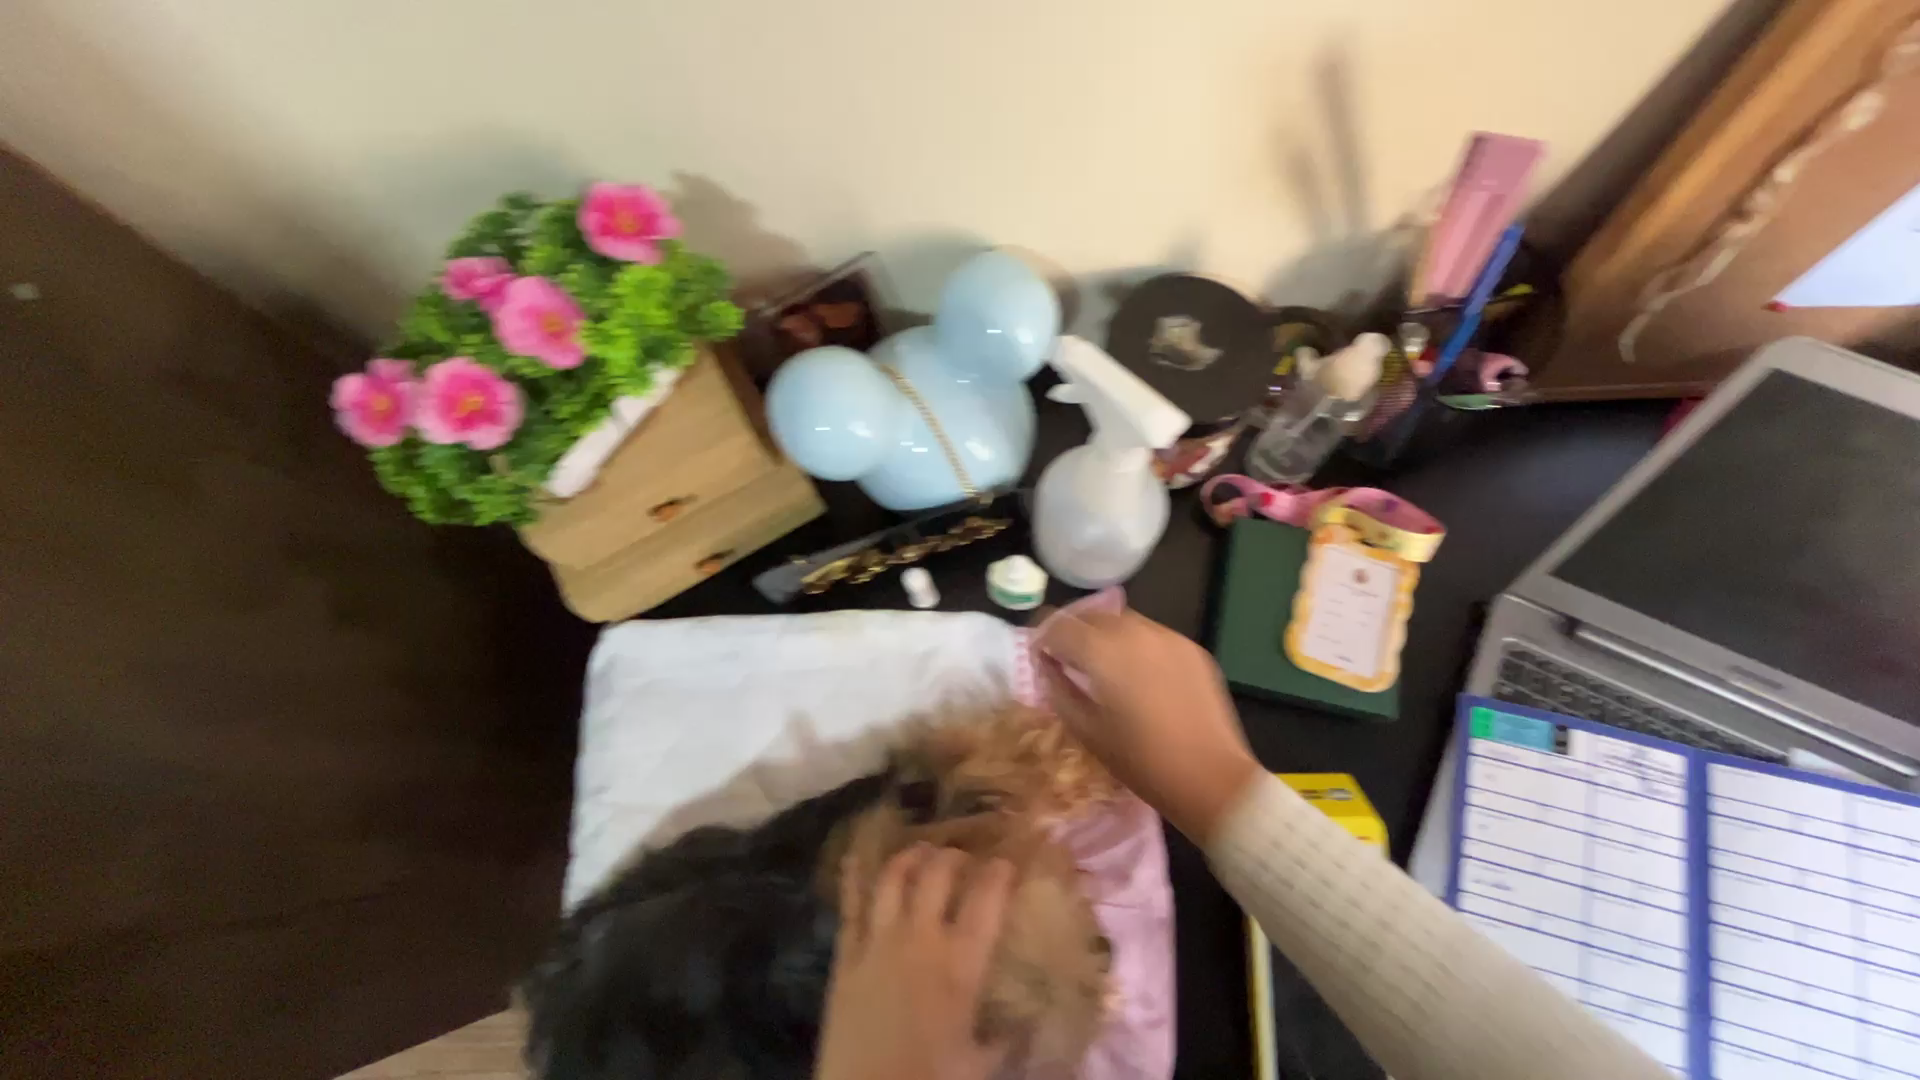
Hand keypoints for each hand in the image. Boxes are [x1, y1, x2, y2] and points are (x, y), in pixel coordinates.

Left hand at [814, 845, 1016, 1079]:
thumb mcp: (979, 1065)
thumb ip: (1003, 1038)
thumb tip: (1023, 1023)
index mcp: (960, 963)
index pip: (987, 899)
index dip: (999, 873)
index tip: (1005, 863)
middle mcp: (920, 938)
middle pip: (938, 874)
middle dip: (953, 857)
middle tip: (962, 858)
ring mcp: (879, 942)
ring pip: (893, 879)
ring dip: (910, 858)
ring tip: (920, 852)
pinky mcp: (846, 956)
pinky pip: (850, 908)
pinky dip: (852, 880)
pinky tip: (854, 860)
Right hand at [1035, 606, 1261, 841]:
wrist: (1211, 778)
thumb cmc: (1140, 761)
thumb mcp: (1086, 730)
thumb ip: (1059, 689)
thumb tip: (1046, 665)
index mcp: (1103, 651)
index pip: (1059, 626)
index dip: (1043, 638)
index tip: (1040, 656)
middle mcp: (1134, 632)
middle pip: (1091, 615)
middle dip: (1073, 632)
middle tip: (1068, 660)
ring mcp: (1167, 636)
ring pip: (1123, 620)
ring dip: (1105, 635)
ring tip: (1104, 665)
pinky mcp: (1191, 647)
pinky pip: (1151, 634)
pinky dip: (1135, 644)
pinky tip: (1139, 673)